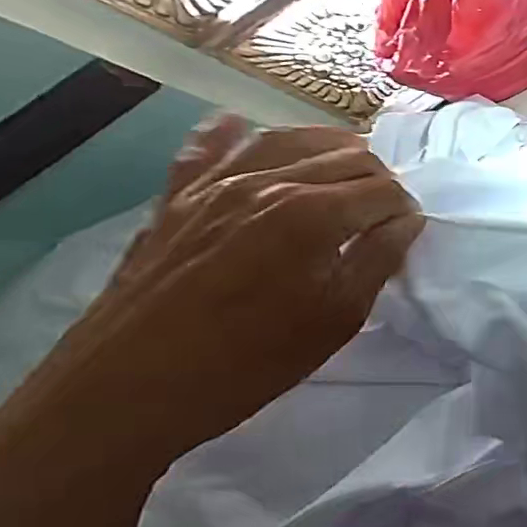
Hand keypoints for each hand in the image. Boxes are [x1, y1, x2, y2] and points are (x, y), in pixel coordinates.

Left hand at [0, 116, 424, 496]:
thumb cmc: (241, 367)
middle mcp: (268, 181)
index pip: (383, 191)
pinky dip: (235, 134)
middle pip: (347, 156)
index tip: (407, 231)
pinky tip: (244, 130)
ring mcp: (216, 182)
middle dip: (377, 179)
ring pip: (291, 137)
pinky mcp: (176, 196)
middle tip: (379, 213)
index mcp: (311, 215)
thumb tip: (405, 221)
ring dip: (328, 149)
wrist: (119, 396)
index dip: (405, 209)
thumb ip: (377, 262)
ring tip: (340, 173)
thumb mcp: (332, 324)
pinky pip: (209, 145)